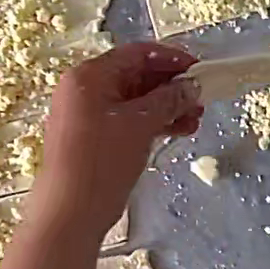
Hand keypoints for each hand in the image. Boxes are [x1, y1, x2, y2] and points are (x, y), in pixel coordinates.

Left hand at [30, 42, 202, 237]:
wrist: (69, 214)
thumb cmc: (101, 161)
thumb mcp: (140, 124)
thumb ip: (169, 99)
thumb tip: (192, 86)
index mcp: (89, 76)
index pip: (136, 54)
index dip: (171, 58)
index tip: (199, 68)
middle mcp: (84, 89)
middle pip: (136, 76)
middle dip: (171, 86)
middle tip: (201, 99)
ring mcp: (86, 114)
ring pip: (134, 100)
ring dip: (166, 106)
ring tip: (195, 119)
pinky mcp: (92, 137)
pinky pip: (127, 119)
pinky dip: (152, 122)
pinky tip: (177, 131)